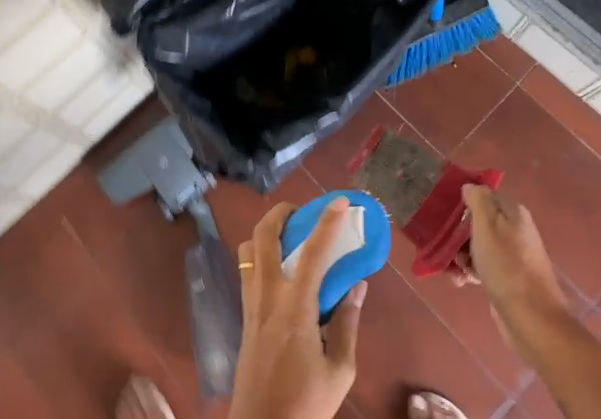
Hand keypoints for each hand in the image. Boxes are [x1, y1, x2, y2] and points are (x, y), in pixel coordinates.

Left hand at [230, 198, 365, 418]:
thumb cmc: (306, 403)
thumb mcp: (340, 370)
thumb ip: (347, 324)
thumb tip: (356, 286)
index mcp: (294, 309)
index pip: (312, 253)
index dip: (327, 223)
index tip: (340, 202)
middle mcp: (266, 297)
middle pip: (262, 237)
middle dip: (281, 213)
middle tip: (302, 210)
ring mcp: (250, 305)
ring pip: (248, 251)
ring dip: (267, 234)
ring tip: (290, 236)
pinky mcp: (244, 317)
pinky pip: (248, 273)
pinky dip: (262, 257)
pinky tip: (282, 270)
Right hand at [460, 185, 565, 314]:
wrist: (531, 317)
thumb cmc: (506, 267)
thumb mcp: (487, 226)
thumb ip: (478, 201)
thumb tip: (470, 186)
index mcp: (514, 214)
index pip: (484, 197)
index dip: (463, 203)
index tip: (445, 215)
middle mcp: (516, 231)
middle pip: (479, 222)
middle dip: (459, 234)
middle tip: (448, 246)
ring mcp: (514, 255)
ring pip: (479, 246)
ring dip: (463, 255)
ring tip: (456, 270)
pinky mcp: (510, 277)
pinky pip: (485, 266)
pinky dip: (472, 271)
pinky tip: (464, 282)